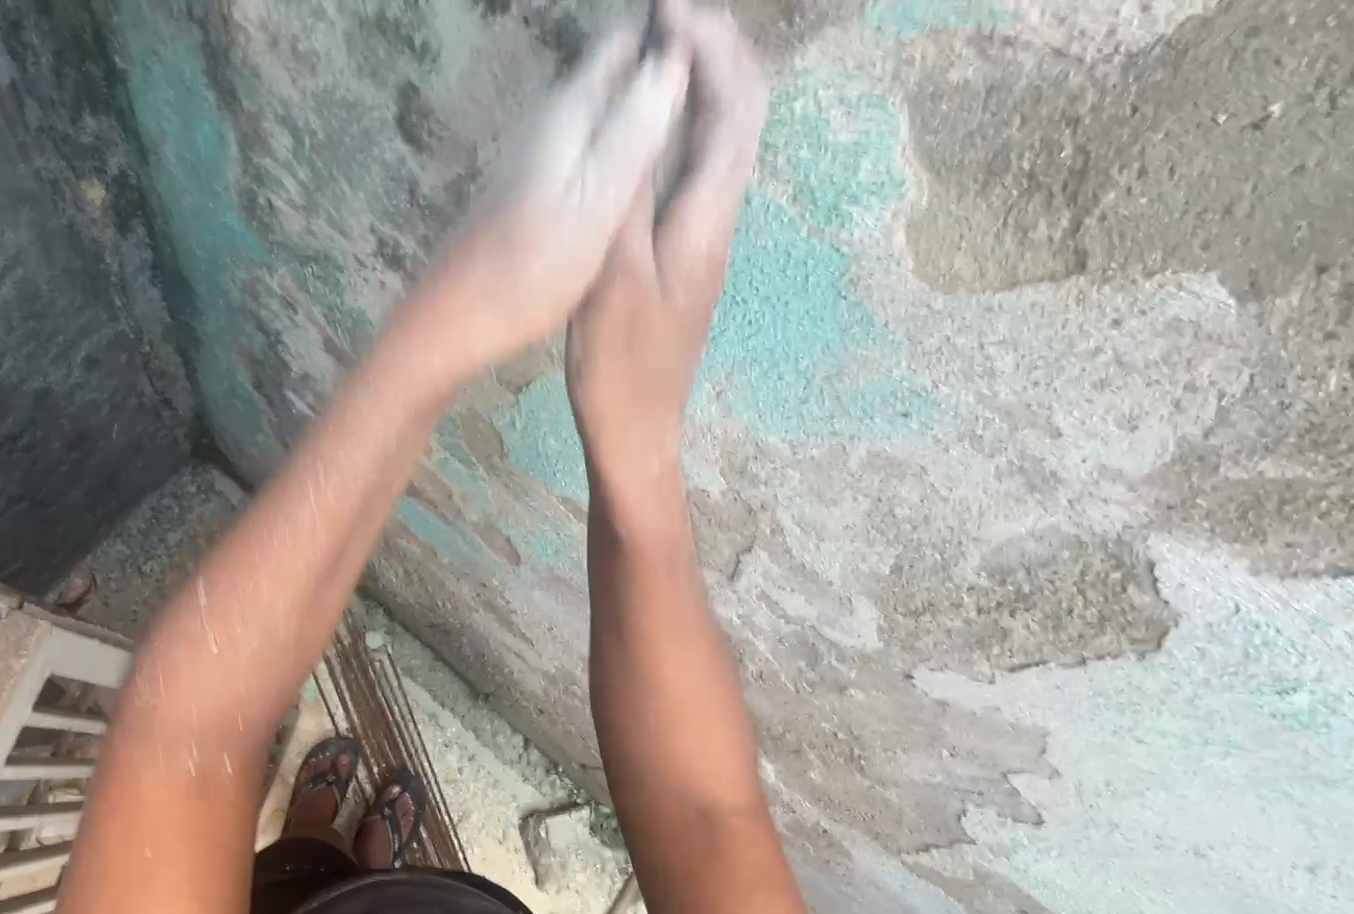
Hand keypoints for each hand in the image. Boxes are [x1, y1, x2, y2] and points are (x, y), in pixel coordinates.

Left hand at [398, 27, 692, 378]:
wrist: (461, 318)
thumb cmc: (532, 268)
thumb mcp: (597, 201)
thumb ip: (635, 130)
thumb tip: (675, 60)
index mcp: (568, 113)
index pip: (624, 42)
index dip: (670, 42)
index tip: (715, 68)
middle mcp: (548, 122)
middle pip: (613, 75)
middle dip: (659, 79)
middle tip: (713, 108)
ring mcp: (536, 157)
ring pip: (601, 115)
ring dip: (641, 118)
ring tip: (687, 144)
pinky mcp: (532, 191)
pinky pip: (587, 152)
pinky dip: (618, 155)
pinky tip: (638, 185)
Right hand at [566, 0, 766, 489]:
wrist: (636, 431)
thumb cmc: (619, 367)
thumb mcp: (613, 281)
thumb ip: (631, 197)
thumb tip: (649, 111)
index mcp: (704, 224)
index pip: (734, 112)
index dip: (712, 51)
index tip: (667, 13)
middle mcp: (716, 224)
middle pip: (739, 121)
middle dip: (716, 57)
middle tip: (667, 20)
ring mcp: (702, 243)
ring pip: (719, 148)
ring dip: (700, 92)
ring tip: (657, 58)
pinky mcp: (682, 260)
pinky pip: (693, 177)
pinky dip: (678, 136)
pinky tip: (646, 133)